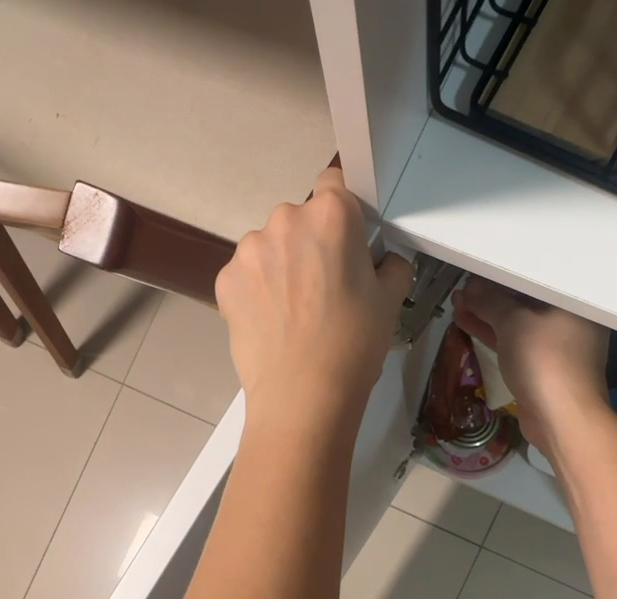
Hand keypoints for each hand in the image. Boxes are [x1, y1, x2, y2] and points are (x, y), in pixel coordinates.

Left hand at [216, 168, 413, 435]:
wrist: (302, 396)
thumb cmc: (352, 346)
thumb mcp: (390, 302)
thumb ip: (390, 267)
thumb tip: (384, 262)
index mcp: (332, 215)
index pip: (335, 183)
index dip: (343, 212)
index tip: (347, 241)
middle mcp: (285, 220)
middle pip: (299, 220)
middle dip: (310, 245)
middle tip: (325, 290)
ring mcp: (249, 250)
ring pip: (270, 248)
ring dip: (281, 269)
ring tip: (295, 314)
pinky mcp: (225, 280)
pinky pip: (247, 276)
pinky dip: (258, 293)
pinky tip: (273, 324)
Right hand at [453, 277, 609, 455]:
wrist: (561, 418)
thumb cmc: (544, 361)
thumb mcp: (514, 323)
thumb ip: (491, 302)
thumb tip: (470, 288)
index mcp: (572, 302)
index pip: (534, 278)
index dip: (502, 274)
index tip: (476, 271)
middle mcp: (568, 320)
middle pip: (524, 300)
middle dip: (491, 296)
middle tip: (463, 287)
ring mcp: (554, 346)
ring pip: (516, 323)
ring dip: (487, 315)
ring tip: (458, 302)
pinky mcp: (540, 366)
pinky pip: (513, 342)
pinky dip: (493, 334)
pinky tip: (467, 322)